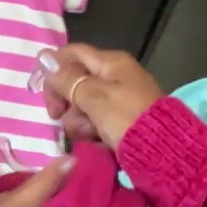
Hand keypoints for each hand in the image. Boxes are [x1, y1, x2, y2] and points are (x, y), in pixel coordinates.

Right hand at [38, 44, 163, 148]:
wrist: (163, 152)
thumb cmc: (126, 118)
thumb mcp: (94, 97)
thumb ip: (68, 79)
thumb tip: (43, 57)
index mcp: (112, 62)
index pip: (72, 55)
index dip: (53, 72)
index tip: (45, 95)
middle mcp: (116, 76)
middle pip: (77, 82)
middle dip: (67, 102)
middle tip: (60, 118)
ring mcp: (121, 100)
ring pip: (85, 105)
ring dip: (80, 121)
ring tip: (89, 133)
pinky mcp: (124, 121)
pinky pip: (99, 122)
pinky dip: (95, 131)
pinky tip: (99, 141)